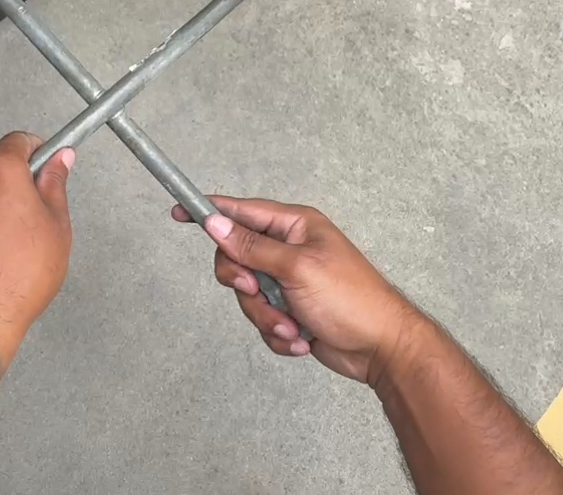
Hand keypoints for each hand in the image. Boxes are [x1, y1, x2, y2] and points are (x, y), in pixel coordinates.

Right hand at [173, 196, 427, 384]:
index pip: (240, 212)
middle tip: (257, 291)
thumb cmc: (352, 299)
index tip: (179, 212)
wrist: (383, 351)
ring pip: (247, 294)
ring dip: (266, 316)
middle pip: (235, 257)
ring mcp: (287, 280)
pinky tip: (302, 338)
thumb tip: (216, 222)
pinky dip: (277, 333)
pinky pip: (261, 318)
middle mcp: (287, 249)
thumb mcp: (297, 268)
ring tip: (293, 328)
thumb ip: (252, 246)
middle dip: (244, 283)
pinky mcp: (289, 309)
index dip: (210, 212)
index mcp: (293, 225)